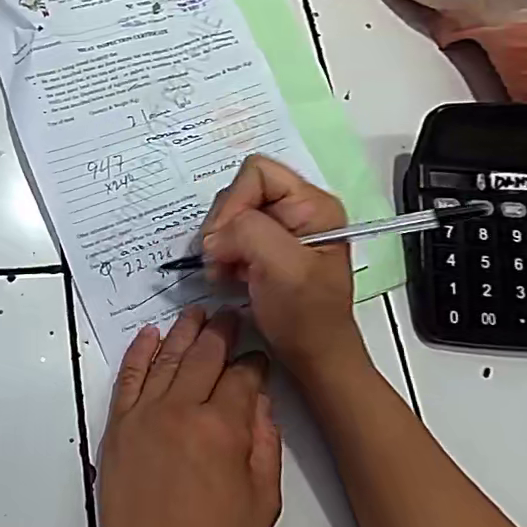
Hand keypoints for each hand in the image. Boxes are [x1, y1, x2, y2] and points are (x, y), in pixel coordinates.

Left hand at [93, 307, 282, 526]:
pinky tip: (150, 335)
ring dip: (183, 332)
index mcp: (223, 430)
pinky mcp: (118, 425)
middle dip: (221, 332)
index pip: (243, 378)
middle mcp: (179, 411)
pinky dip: (139, 352)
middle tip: (231, 313)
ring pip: (166, 359)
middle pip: (203, 357)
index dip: (255, 363)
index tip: (261, 355)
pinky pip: (128, 377)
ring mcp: (143, 414)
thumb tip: (259, 401)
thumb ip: (264, 443)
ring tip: (197, 312)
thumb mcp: (263, 501)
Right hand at [200, 155, 365, 373]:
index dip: (234, 201)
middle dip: (222, 226)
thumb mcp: (283, 267)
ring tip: (226, 271)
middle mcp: (294, 210)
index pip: (257, 173)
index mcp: (311, 205)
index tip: (226, 239)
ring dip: (217, 244)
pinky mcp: (261, 248)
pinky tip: (227, 275)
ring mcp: (277, 230)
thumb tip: (215, 235)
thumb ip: (249, 233)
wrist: (311, 354)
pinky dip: (218, 256)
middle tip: (225, 259)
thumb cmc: (305, 314)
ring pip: (227, 216)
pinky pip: (226, 236)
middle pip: (238, 192)